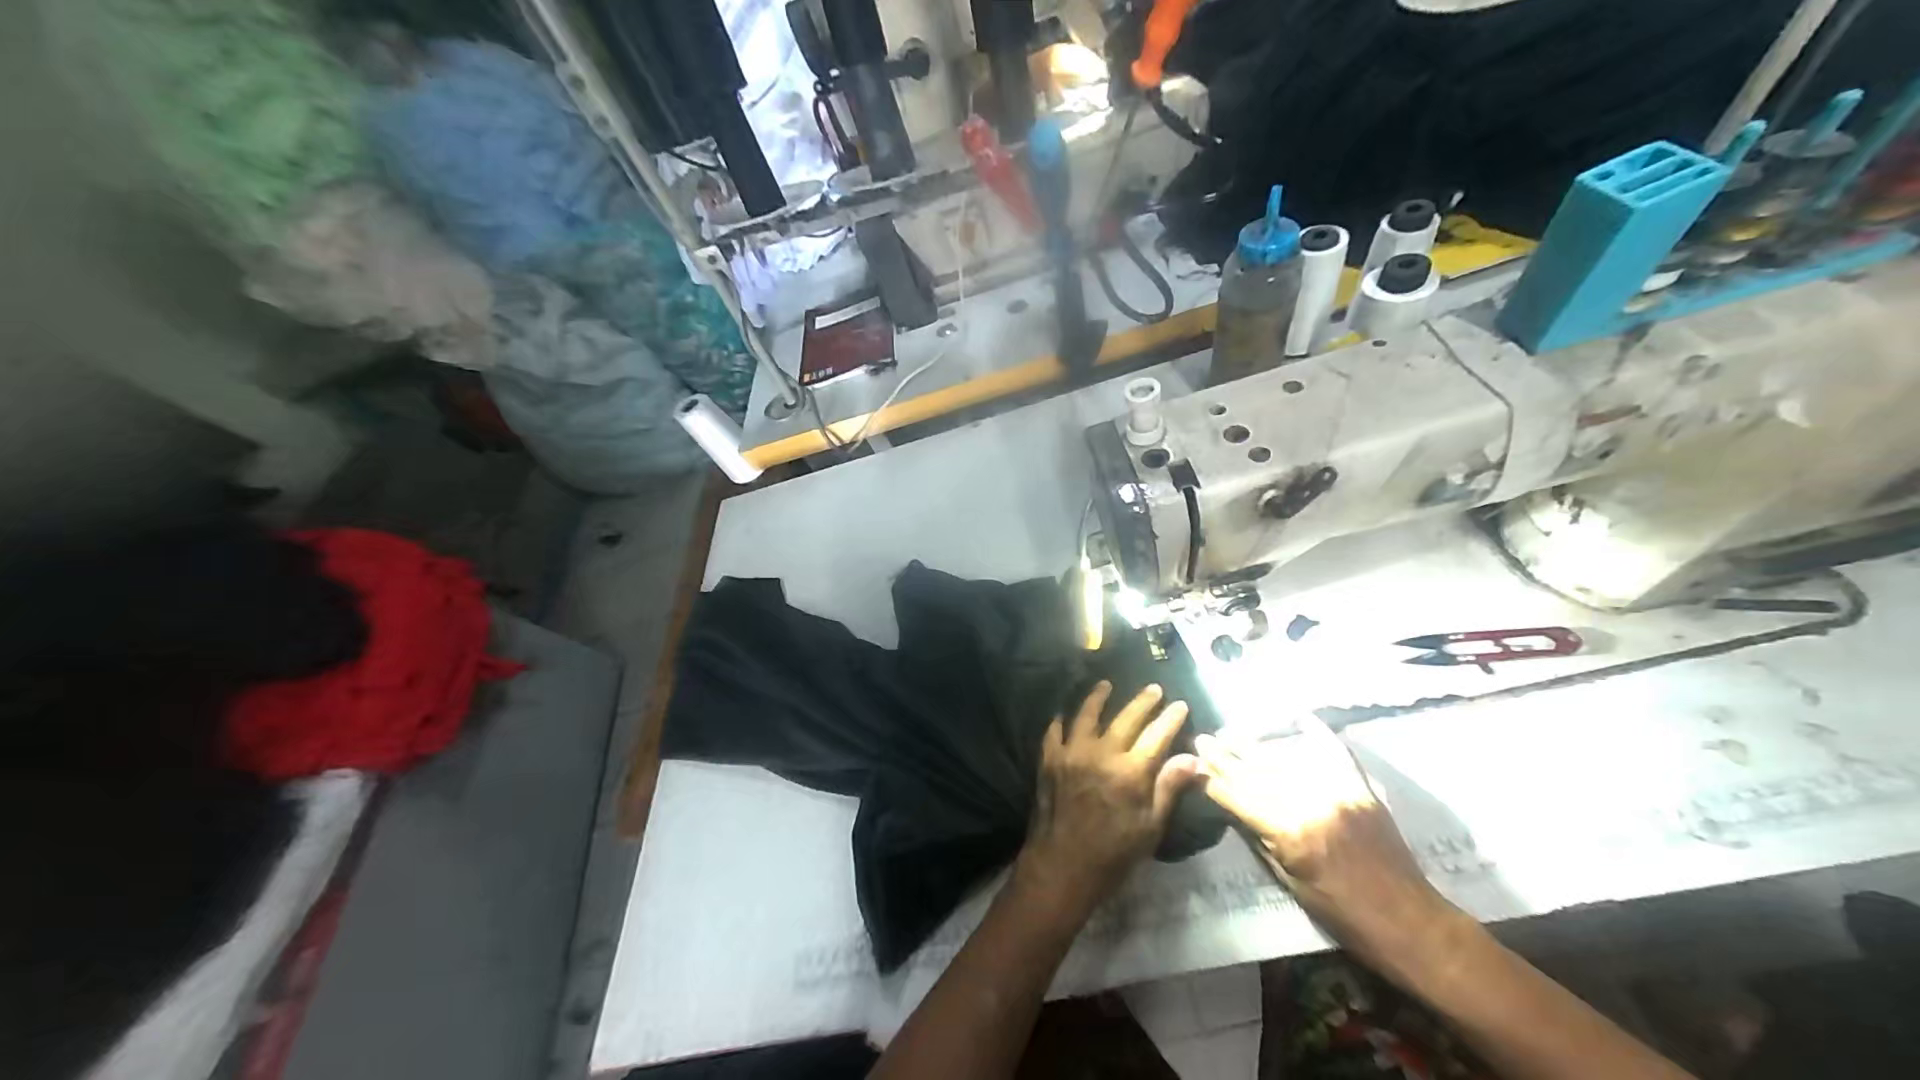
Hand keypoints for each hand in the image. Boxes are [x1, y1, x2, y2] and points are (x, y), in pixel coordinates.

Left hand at [1013, 682, 1198, 919]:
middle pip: (1126, 718)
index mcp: (1131, 771)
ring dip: (1098, 697)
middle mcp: (1101, 753)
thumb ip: (1169, 787)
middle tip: (1154, 689)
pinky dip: (1061, 720)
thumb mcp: (1150, 827)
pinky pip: (1054, 731)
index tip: (1180, 704)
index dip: (1170, 718)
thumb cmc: (1113, 854)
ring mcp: (1071, 753)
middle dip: (1143, 701)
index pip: (1157, 735)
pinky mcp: (1048, 760)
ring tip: (1106, 684)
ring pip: (1087, 715)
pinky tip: (1065, 713)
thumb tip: (1195, 758)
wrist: (1061, 867)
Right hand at [1193, 720, 1458, 971]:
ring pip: (1286, 761)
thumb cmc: (1342, 914)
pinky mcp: (1360, 790)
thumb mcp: (1289, 882)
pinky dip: (1318, 734)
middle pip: (1258, 773)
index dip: (1213, 780)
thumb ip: (1261, 840)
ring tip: (1232, 733)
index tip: (1191, 762)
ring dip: (1255, 747)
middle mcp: (1311, 804)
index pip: (1239, 797)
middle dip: (1226, 757)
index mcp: (1290, 833)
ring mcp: (1338, 792)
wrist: (1408, 922)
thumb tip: (1233, 808)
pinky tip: (1300, 716)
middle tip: (1202, 738)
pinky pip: (1335, 754)